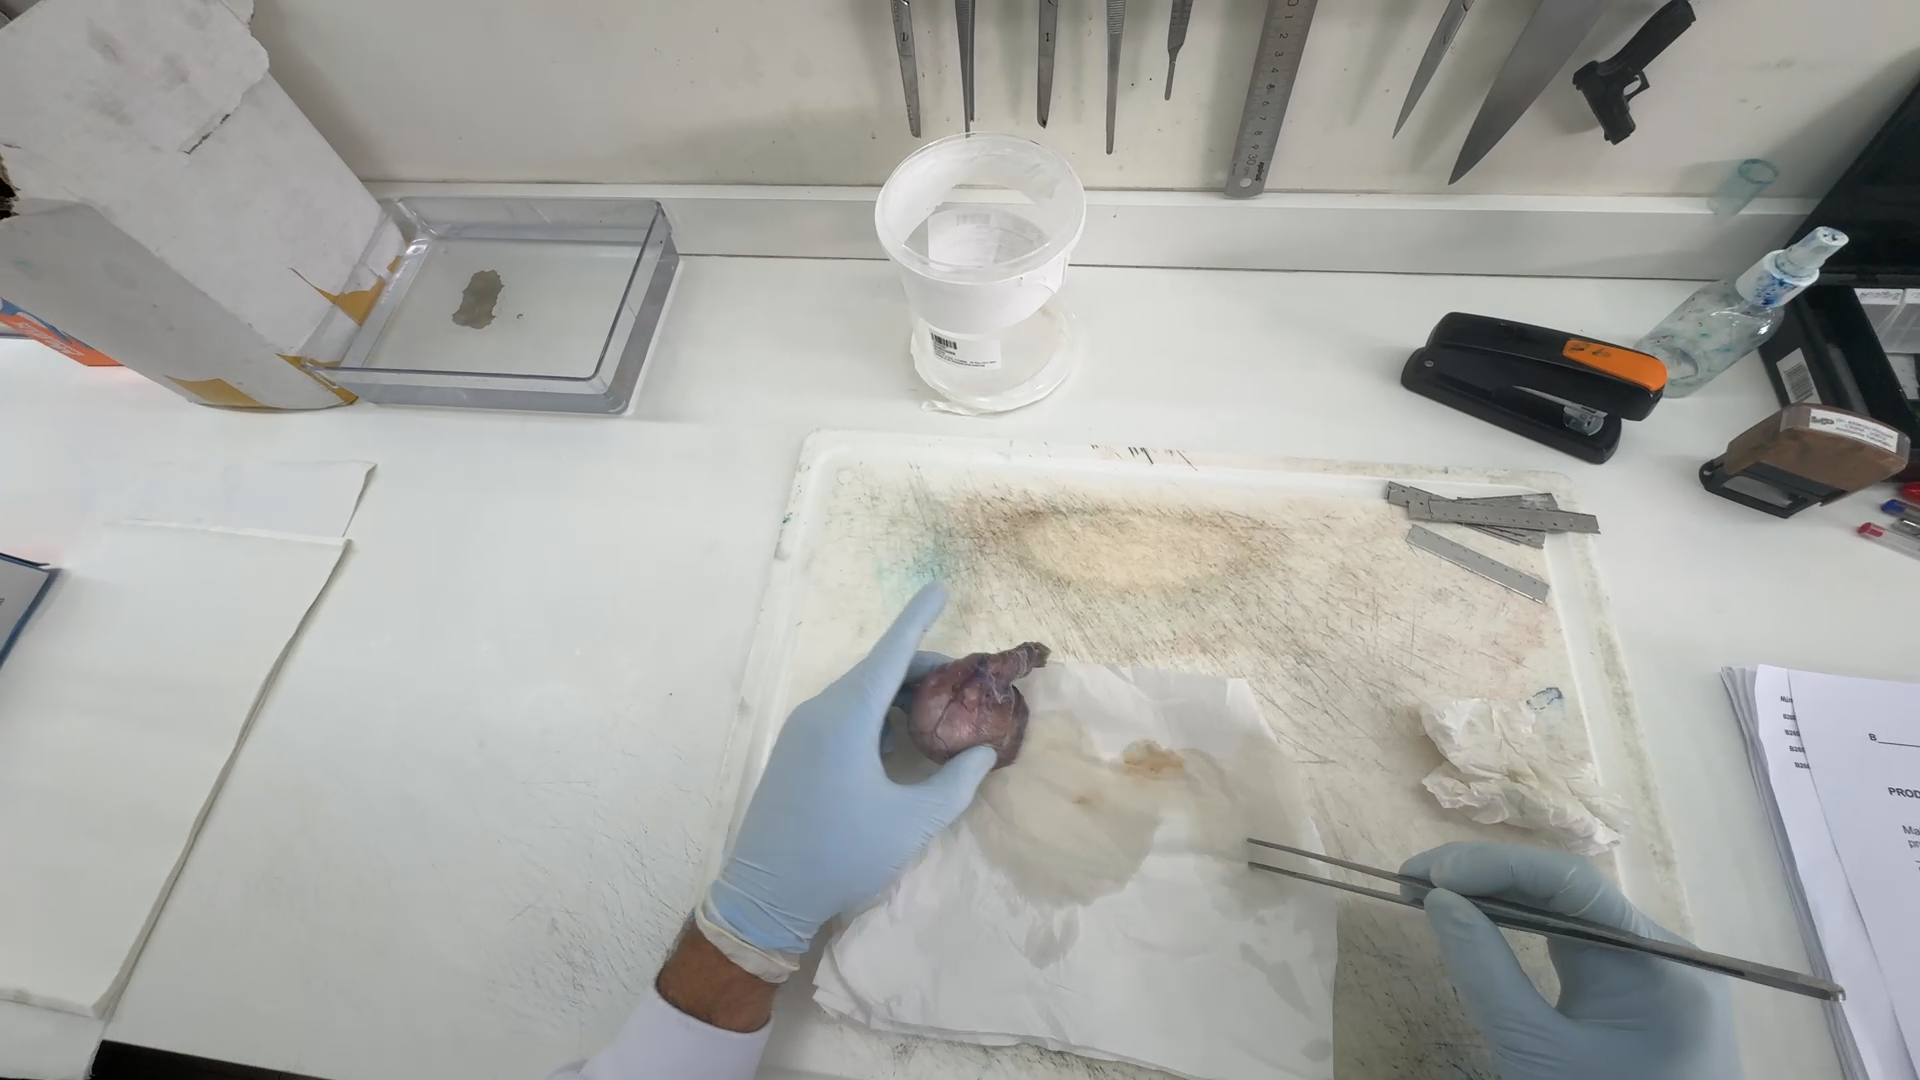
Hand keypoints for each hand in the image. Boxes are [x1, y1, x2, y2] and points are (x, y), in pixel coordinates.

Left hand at [707, 583, 997, 953]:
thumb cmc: (841, 854)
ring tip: (937, 719)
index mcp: (848, 716)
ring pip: (862, 692)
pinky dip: (877, 714)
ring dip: (901, 696)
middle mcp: (822, 709)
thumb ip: (956, 783)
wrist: (764, 896)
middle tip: (964, 688)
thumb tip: (984, 753)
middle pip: (880, 670)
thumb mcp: (911, 823)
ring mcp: (803, 727)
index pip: (891, 652)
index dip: (918, 617)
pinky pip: (844, 712)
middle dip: (924, 670)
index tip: (939, 587)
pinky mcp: (796, 747)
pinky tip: (897, 744)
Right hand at [1403, 842, 1741, 1079]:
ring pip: (1554, 903)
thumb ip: (1485, 970)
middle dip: (1480, 874)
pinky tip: (1468, 916)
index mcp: (1658, 965)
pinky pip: (1559, 932)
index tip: (1431, 877)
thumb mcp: (1535, 1052)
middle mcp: (1658, 953)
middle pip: (1559, 885)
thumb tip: (1437, 896)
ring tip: (1425, 892)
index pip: (1569, 879)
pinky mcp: (1622, 984)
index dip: (1493, 864)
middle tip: (1411, 880)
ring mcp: (1642, 967)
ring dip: (1486, 891)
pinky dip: (1507, 919)